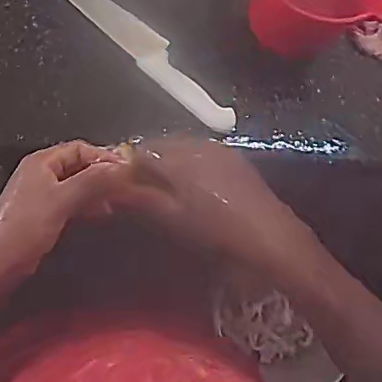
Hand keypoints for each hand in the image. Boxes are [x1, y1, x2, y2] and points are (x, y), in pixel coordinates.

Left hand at [0, 141, 133, 287]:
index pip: (80, 148)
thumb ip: (91, 181)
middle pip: (79, 164)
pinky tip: (99, 213)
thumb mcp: (61, 200)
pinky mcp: (43, 213)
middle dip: (102, 173)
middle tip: (125, 185)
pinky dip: (87, 204)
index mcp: (41, 162)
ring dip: (97, 190)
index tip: (126, 170)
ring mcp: (41, 193)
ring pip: (77, 183)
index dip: (104, 156)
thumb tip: (118, 167)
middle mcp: (40, 173)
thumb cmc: (22, 229)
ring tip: (118, 200)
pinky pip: (71, 201)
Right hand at [118, 138, 322, 276]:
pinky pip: (199, 152)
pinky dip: (188, 163)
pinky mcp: (232, 157)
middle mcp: (195, 144)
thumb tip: (111, 186)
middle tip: (139, 188)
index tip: (119, 182)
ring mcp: (216, 148)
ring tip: (165, 189)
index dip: (126, 166)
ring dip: (167, 162)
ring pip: (179, 147)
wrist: (271, 237)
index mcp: (177, 158)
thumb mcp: (172, 218)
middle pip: (159, 146)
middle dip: (146, 162)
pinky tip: (192, 186)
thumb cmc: (216, 231)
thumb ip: (140, 198)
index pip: (139, 152)